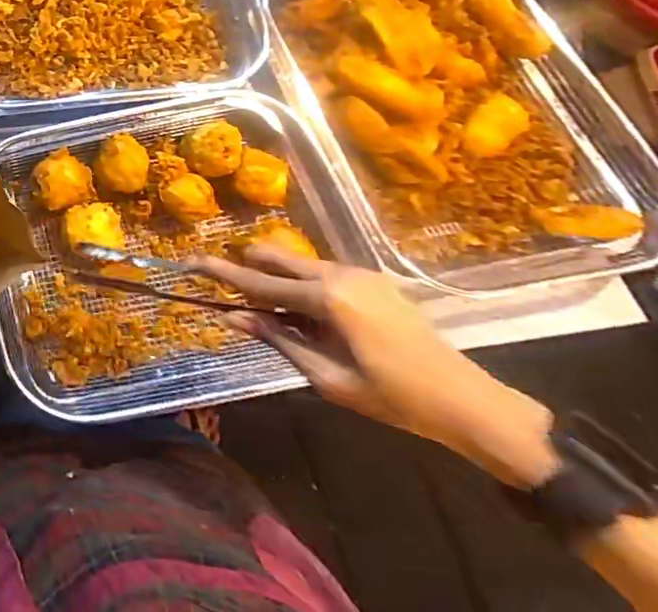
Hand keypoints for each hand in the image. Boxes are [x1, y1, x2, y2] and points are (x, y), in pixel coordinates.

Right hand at [188, 244, 558, 487]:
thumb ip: (278, 339)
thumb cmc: (394, 398)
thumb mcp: (327, 377)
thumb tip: (232, 317)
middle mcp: (340, 273)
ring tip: (275, 317)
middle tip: (228, 289)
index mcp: (327, 298)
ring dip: (278, 281)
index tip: (189, 261)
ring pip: (299, 264)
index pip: (259, 281)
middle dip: (248, 268)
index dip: (221, 273)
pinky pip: (322, 272)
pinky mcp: (373, 280)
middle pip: (276, 257)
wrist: (468, 400)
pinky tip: (310, 317)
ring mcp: (360, 273)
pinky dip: (303, 286)